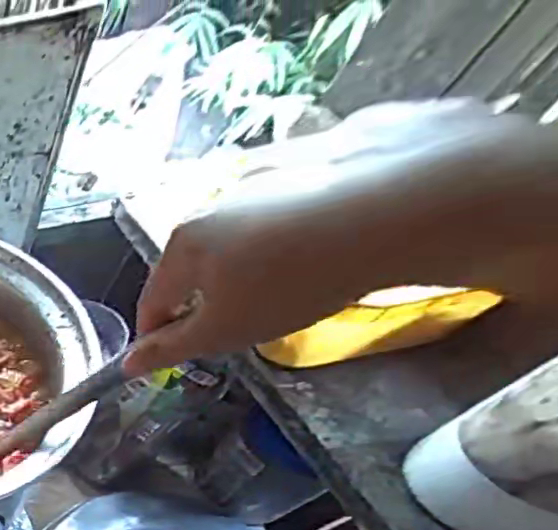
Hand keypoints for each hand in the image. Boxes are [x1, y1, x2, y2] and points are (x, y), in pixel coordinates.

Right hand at [125, 99, 557, 373]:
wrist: (430, 201)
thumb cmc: (303, 279)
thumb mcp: (228, 330)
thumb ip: (171, 348)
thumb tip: (127, 365)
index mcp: (186, 241)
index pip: (154, 299)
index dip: (159, 332)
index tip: (176, 351)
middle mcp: (222, 194)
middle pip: (203, 255)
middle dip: (214, 284)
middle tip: (250, 311)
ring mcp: (286, 158)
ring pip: (257, 216)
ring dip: (264, 242)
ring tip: (305, 264)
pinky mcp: (350, 135)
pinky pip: (321, 180)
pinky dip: (325, 201)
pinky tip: (354, 219)